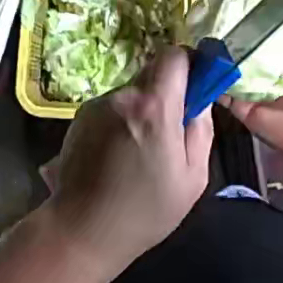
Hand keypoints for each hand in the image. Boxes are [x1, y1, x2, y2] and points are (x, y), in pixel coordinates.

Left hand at [49, 50, 215, 272]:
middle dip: (167, 91)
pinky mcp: (80, 115)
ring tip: (142, 148)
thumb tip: (202, 98)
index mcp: (154, 107)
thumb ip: (201, 129)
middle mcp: (123, 96)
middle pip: (152, 72)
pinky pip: (112, 105)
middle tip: (172, 126)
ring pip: (132, 91)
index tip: (196, 84)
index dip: (188, 63)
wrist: (82, 228)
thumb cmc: (145, 210)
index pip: (173, 55)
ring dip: (143, 107)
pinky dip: (122, 118)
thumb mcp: (192, 177)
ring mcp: (98, 104)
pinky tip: (119, 151)